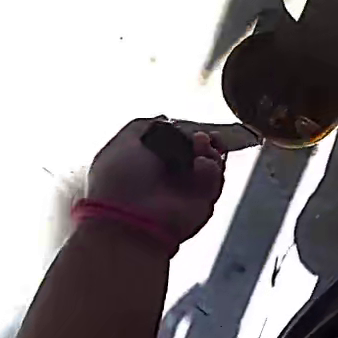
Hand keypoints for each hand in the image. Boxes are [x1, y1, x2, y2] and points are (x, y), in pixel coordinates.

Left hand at [84, 118, 226, 242]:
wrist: (133, 219)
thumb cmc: (121, 181)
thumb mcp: (122, 143)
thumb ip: (142, 126)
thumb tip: (165, 118)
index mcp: (149, 160)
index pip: (177, 141)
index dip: (185, 131)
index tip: (190, 127)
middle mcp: (170, 174)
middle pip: (198, 149)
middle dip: (204, 140)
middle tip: (202, 138)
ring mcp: (188, 188)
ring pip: (211, 162)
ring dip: (209, 151)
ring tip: (201, 147)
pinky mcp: (204, 200)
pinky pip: (216, 179)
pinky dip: (211, 169)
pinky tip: (200, 167)